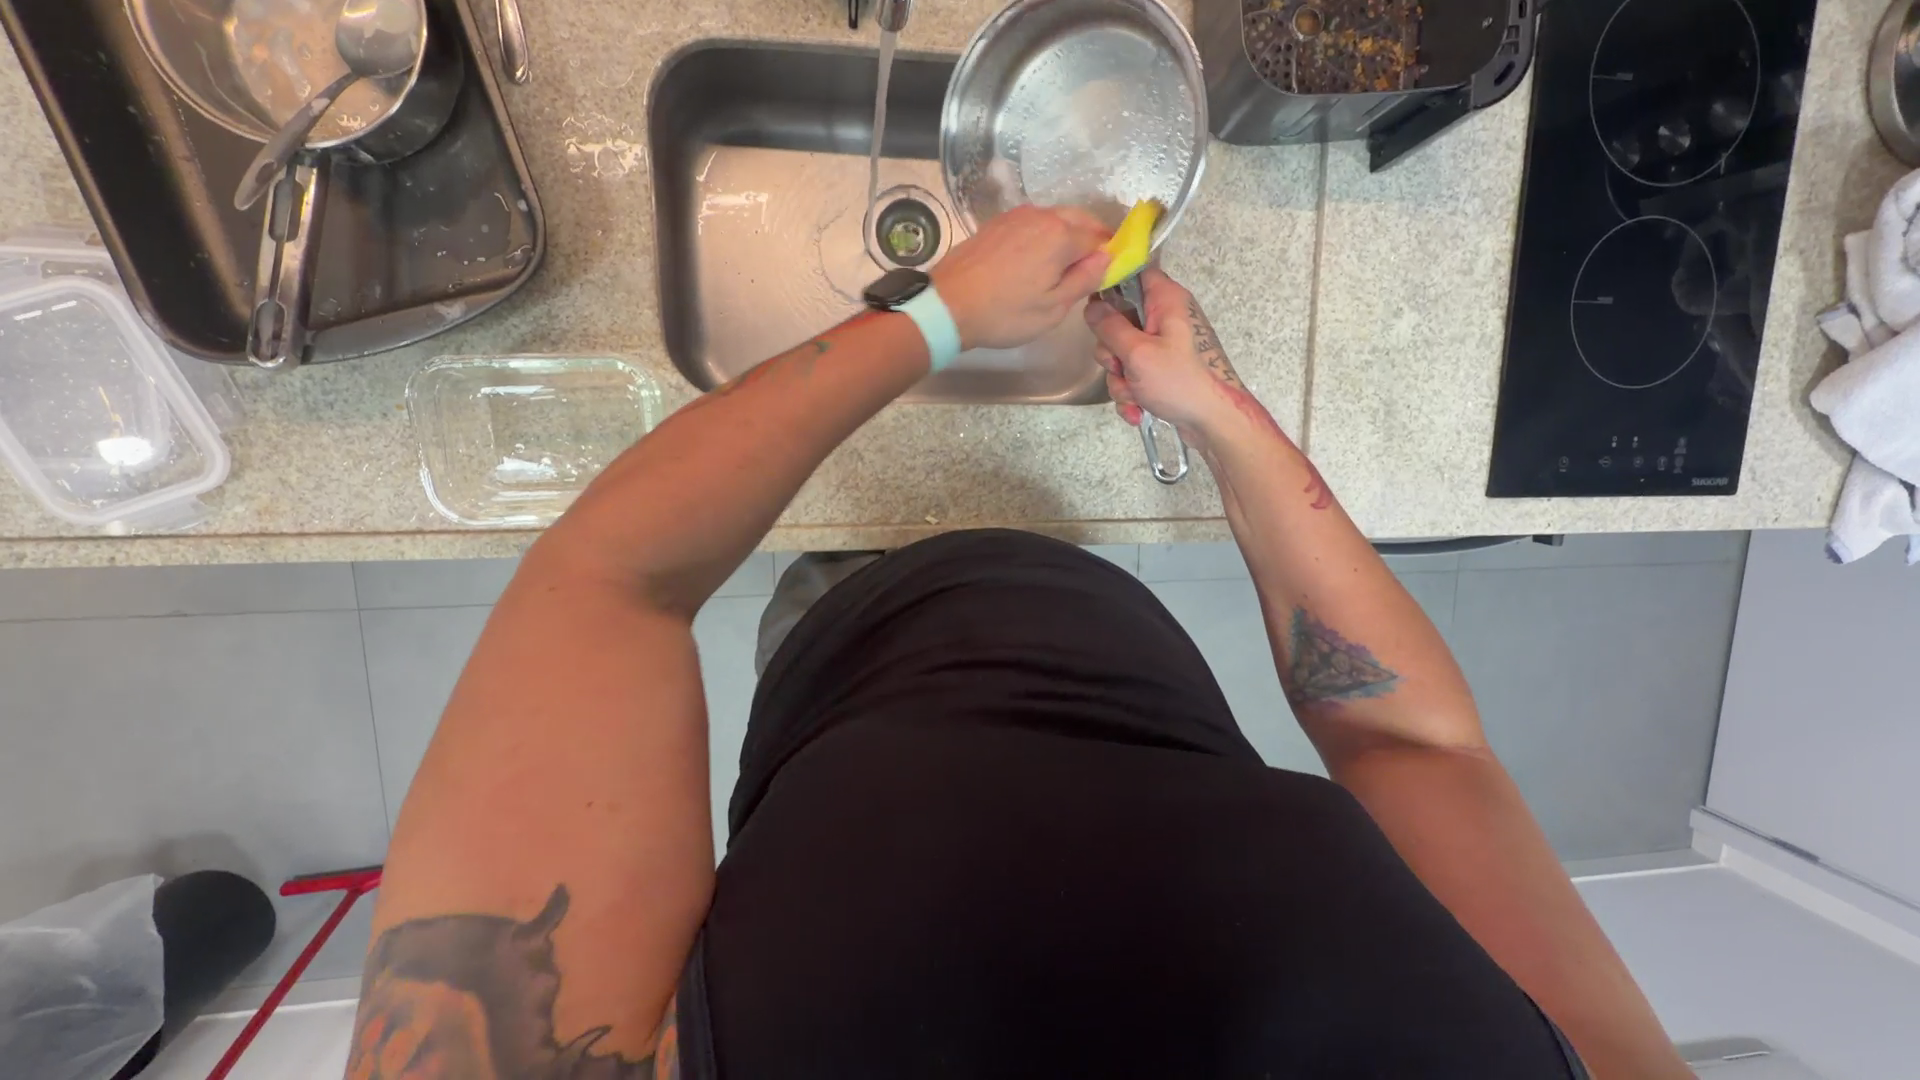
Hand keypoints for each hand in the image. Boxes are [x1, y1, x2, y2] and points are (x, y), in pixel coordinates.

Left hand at [931, 204, 1111, 350]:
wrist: (948, 306)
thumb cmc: (1004, 313)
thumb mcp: (1053, 308)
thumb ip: (1085, 279)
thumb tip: (1107, 259)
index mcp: (1062, 235)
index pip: (1100, 239)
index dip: (1109, 256)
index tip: (1108, 273)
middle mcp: (1042, 215)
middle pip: (1080, 221)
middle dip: (1091, 240)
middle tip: (1089, 269)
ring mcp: (1017, 216)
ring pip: (1055, 219)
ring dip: (1067, 236)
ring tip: (1063, 266)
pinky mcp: (998, 223)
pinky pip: (1033, 223)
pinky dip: (1043, 236)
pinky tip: (1037, 259)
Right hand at [1084, 268, 1257, 445]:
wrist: (1214, 422)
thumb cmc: (1180, 381)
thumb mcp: (1138, 353)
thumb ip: (1109, 327)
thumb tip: (1091, 307)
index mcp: (1166, 301)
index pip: (1134, 275)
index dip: (1111, 289)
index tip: (1096, 313)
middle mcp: (1165, 319)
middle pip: (1120, 322)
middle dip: (1112, 352)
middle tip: (1121, 366)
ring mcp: (1164, 348)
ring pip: (1122, 355)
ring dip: (1121, 380)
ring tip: (1136, 396)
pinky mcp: (1162, 373)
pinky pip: (1133, 378)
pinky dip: (1132, 396)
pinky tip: (1138, 411)